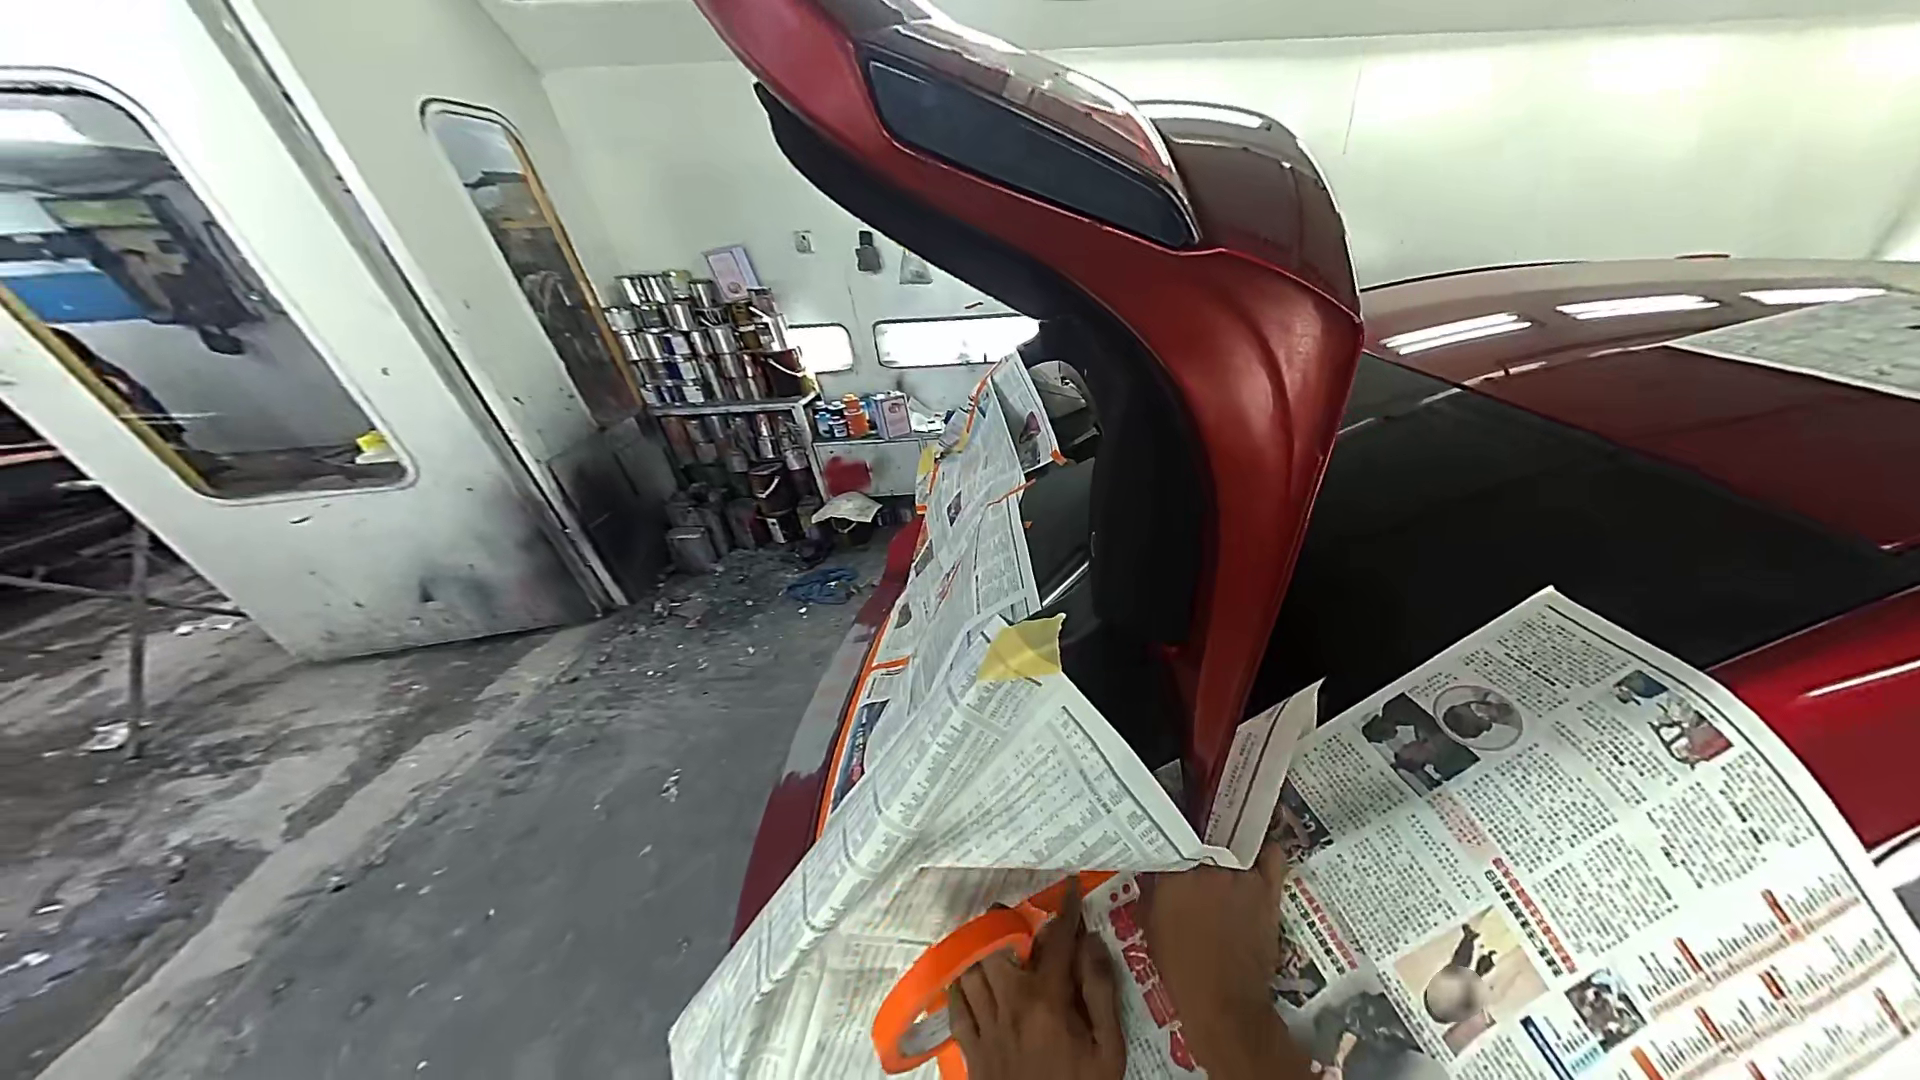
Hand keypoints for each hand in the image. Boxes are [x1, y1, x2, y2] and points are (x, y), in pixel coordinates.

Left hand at [950, 881, 1124, 1079]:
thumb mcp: (1110, 1051)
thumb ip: (1102, 993)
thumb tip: (1092, 942)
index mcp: (1048, 1000)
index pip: (1058, 941)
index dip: (1067, 910)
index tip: (1072, 886)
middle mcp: (1011, 1003)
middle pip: (997, 945)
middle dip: (1003, 921)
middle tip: (1011, 914)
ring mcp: (986, 1026)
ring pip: (972, 968)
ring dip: (979, 949)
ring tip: (987, 937)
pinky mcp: (970, 1050)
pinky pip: (956, 1005)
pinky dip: (960, 985)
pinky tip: (967, 978)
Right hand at [1144, 843, 1312, 1078]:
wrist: (1224, 1002)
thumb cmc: (1179, 964)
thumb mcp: (1148, 921)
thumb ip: (1149, 885)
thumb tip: (1150, 861)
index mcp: (1173, 869)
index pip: (1170, 829)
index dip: (1169, 823)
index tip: (1168, 820)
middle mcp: (1207, 863)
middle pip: (1202, 830)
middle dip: (1196, 827)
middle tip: (1192, 830)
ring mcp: (1240, 874)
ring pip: (1234, 838)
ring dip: (1227, 836)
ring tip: (1221, 835)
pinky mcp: (1267, 889)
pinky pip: (1272, 855)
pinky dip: (1265, 848)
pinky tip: (1257, 846)